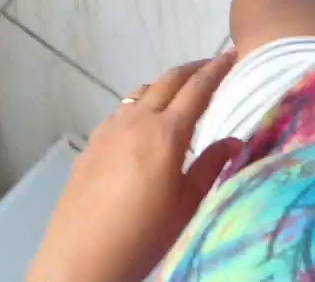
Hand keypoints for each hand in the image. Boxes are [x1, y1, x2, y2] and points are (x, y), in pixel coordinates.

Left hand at [30, 52, 240, 281]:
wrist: (79, 263)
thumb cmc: (142, 237)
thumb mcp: (185, 206)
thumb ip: (210, 166)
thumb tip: (234, 140)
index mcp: (167, 133)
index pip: (198, 88)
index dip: (217, 69)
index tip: (231, 54)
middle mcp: (138, 120)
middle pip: (170, 80)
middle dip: (193, 69)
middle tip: (211, 66)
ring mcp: (111, 128)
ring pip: (143, 91)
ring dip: (166, 84)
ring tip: (179, 94)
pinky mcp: (92, 143)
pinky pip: (123, 109)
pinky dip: (141, 103)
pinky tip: (143, 124)